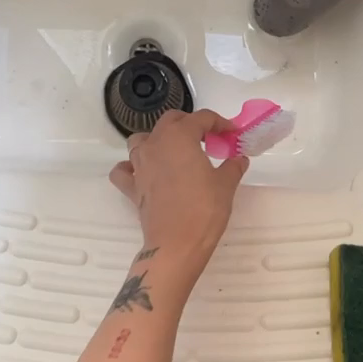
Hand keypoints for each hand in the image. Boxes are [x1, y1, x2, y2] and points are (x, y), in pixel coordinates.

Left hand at [110, 110, 247, 266]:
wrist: (177, 243)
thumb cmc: (204, 209)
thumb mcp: (226, 184)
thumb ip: (232, 166)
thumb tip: (239, 159)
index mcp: (179, 137)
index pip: (201, 118)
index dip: (219, 122)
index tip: (231, 133)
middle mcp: (155, 144)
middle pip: (169, 121)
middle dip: (189, 124)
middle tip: (206, 139)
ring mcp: (139, 165)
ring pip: (141, 140)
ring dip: (157, 140)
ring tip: (173, 152)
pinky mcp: (131, 187)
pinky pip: (123, 170)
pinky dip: (129, 167)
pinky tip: (141, 172)